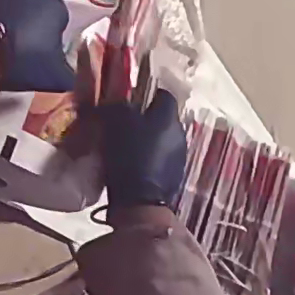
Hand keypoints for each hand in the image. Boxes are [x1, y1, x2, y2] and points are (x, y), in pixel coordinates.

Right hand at [100, 89, 187, 210]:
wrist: (139, 200)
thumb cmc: (128, 155)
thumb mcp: (116, 123)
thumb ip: (116, 106)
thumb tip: (114, 101)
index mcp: (168, 117)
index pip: (163, 95)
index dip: (147, 95)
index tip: (132, 100)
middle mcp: (179, 133)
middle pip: (164, 118)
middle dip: (148, 119)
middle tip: (127, 124)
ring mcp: (180, 155)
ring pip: (164, 139)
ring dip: (151, 140)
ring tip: (130, 146)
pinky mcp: (176, 175)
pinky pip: (163, 158)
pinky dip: (152, 158)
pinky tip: (137, 165)